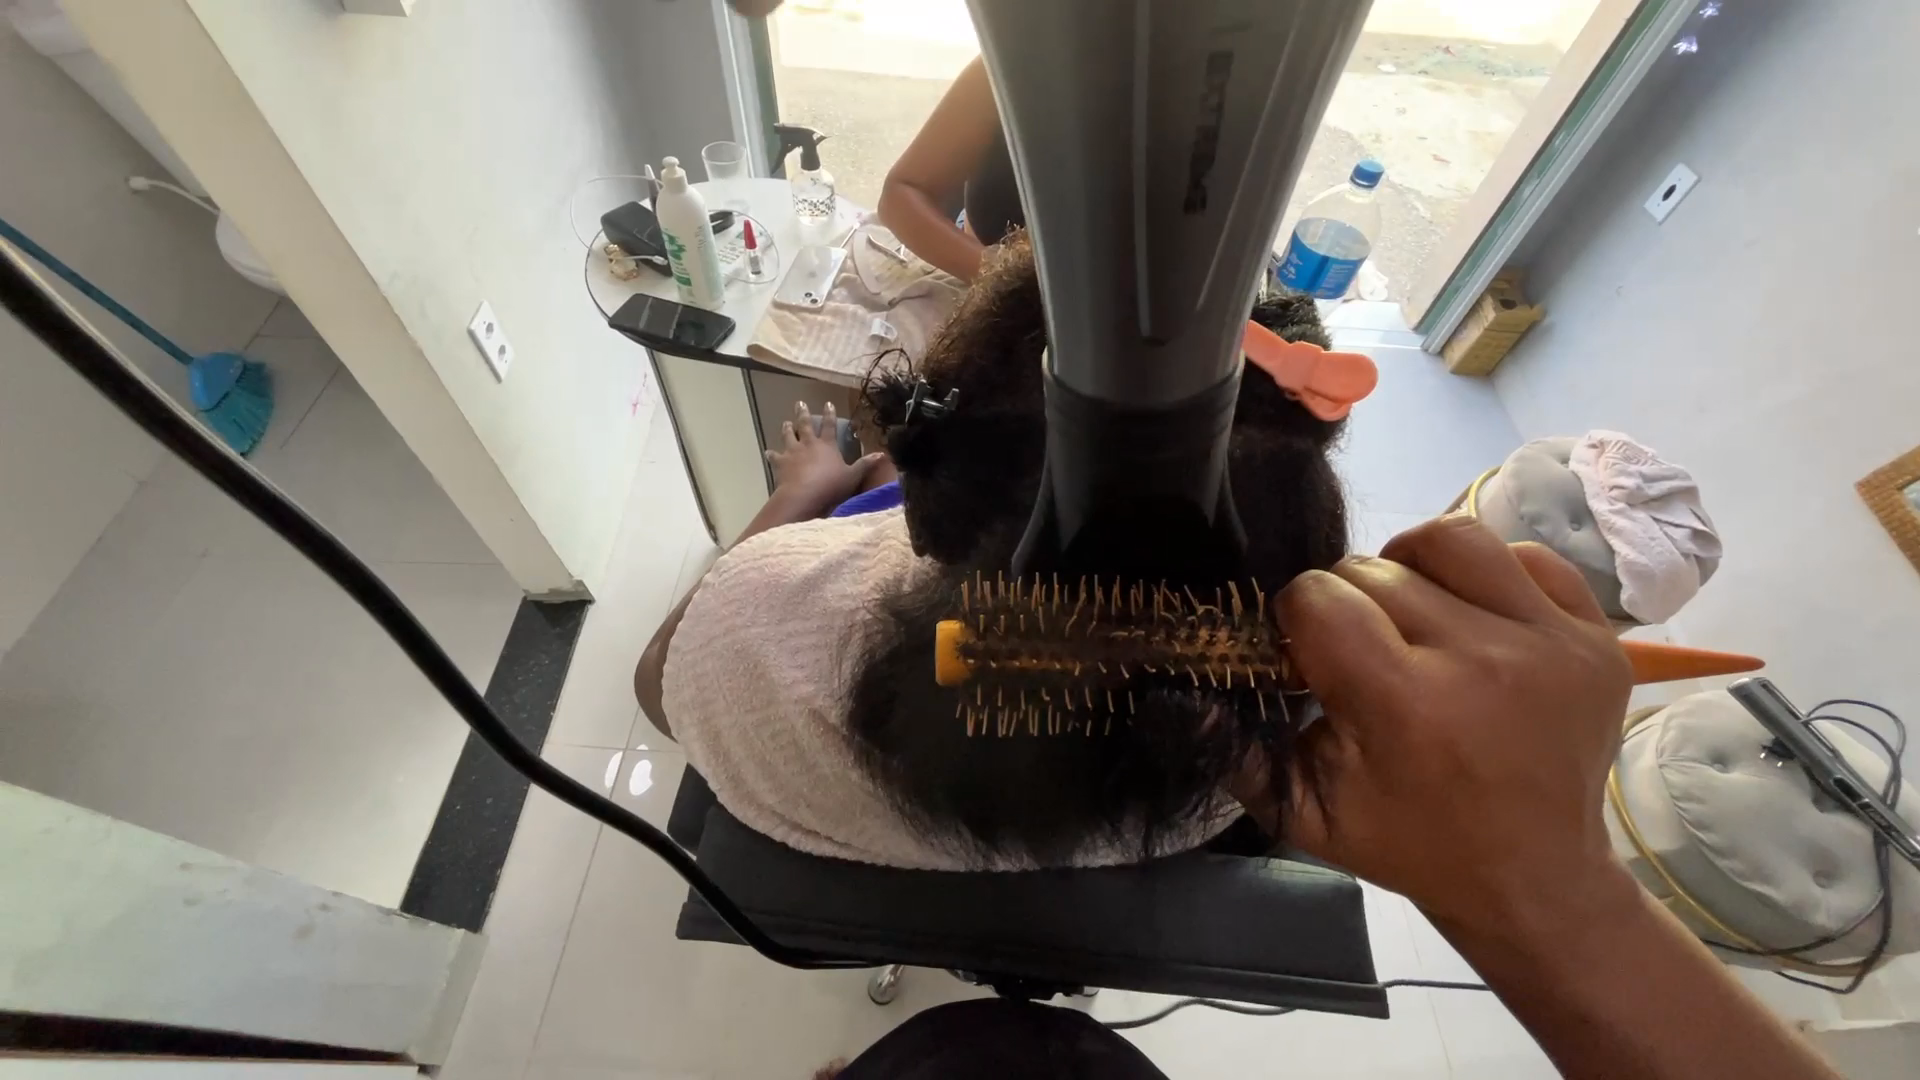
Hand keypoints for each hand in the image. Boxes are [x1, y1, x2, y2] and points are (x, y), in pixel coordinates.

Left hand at [766, 401, 886, 516]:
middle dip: (804, 413)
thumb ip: (865, 464)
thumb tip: (882, 454)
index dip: (830, 414)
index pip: (830, 425)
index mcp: (827, 445)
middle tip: (800, 403)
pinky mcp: (780, 463)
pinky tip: (769, 451)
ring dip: (787, 428)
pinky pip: (774, 456)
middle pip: (805, 425)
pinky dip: (772, 453)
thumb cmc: (831, 485)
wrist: (804, 496)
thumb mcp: (853, 476)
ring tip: (786, 422)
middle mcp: (808, 444)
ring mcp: (792, 452)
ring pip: (788, 436)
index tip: (828, 403)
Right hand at [1253, 516, 1632, 929]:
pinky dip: (1482, 574)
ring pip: (1448, 538)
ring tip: (1405, 610)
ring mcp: (1554, 642)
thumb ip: (1236, 752)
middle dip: (1342, 600)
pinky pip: (1523, 556)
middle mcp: (1485, 659)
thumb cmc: (1406, 843)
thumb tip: (1187, 695)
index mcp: (1407, 704)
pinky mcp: (1597, 637)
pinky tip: (1469, 616)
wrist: (1535, 878)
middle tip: (1353, 647)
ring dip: (1406, 566)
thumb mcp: (1302, 812)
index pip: (1318, 596)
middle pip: (1371, 569)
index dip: (1294, 616)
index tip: (1303, 653)